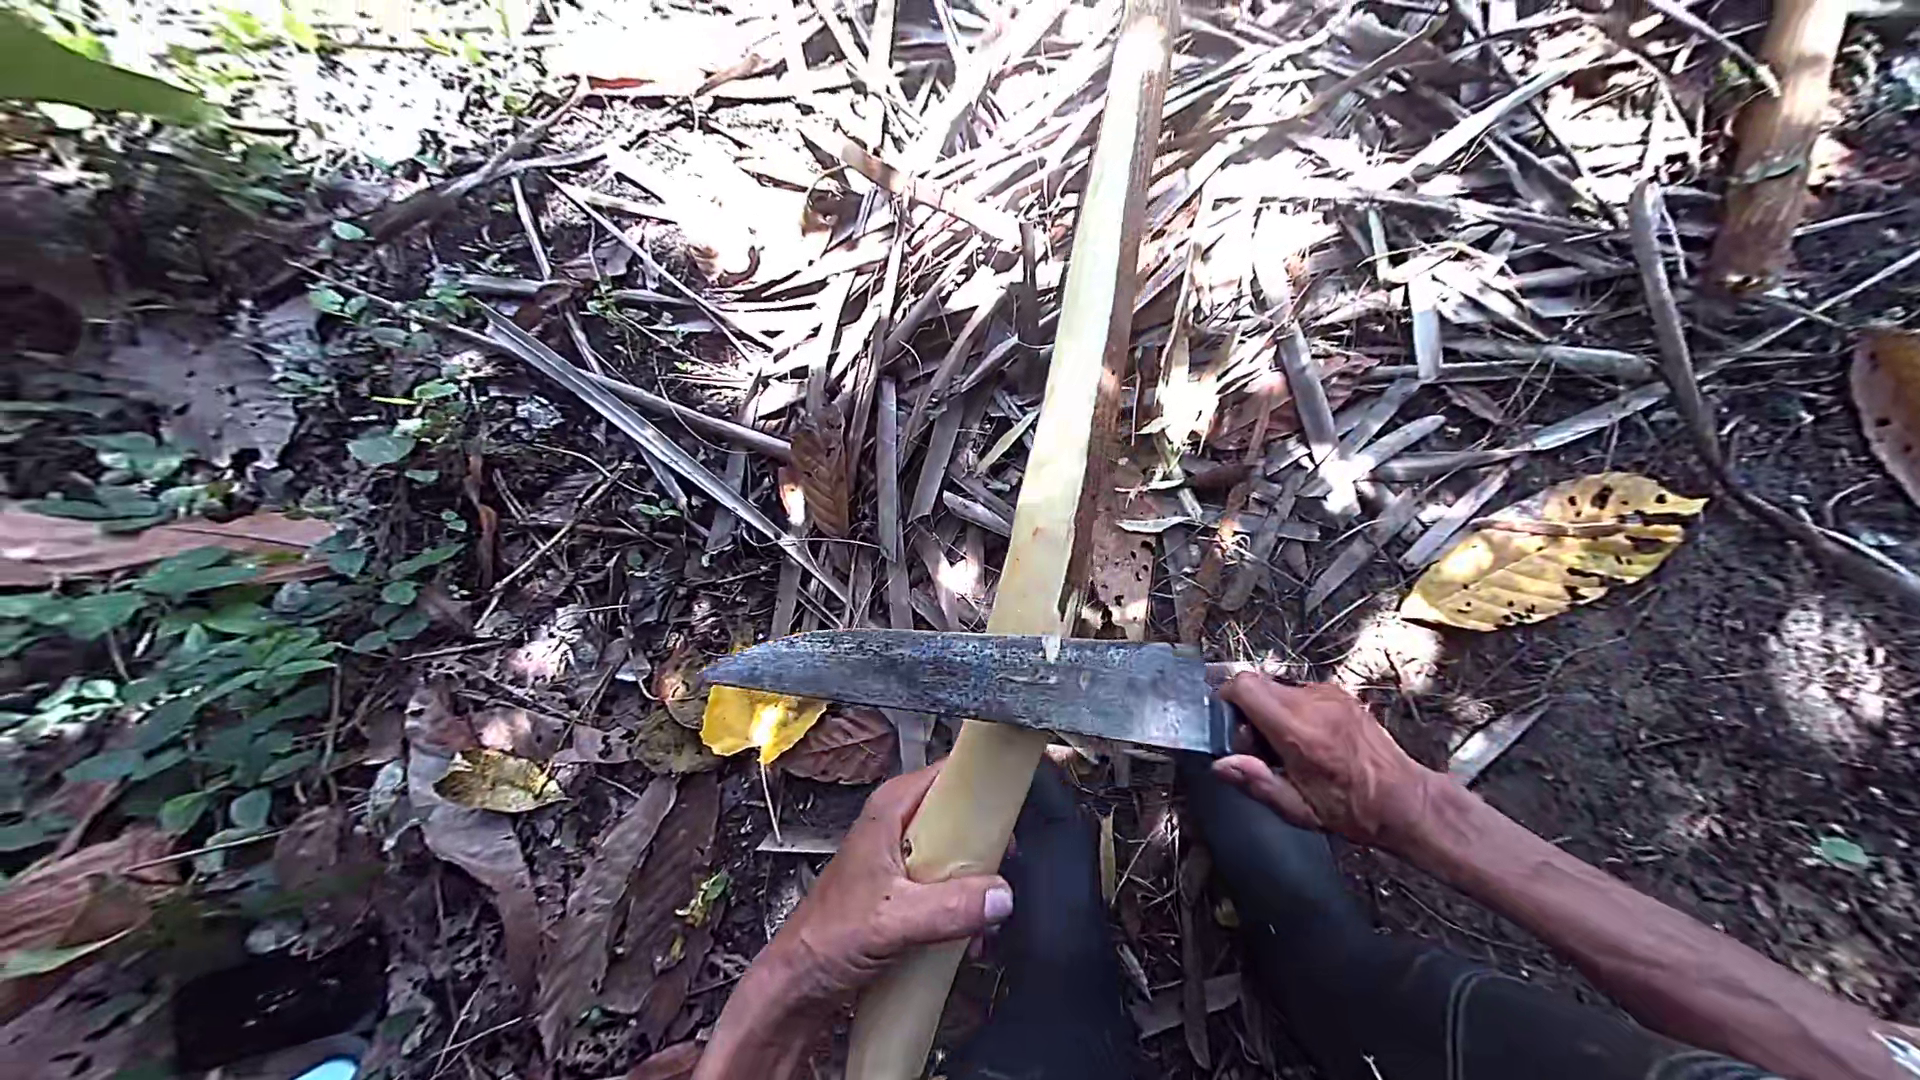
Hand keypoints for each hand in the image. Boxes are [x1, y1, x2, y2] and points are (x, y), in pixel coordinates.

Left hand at [756, 763, 1014, 1007]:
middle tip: (1002, 866)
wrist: (801, 980)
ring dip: (977, 880)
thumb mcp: (894, 918)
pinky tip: (968, 929)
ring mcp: (903, 851)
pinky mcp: (907, 881)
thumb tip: (999, 895)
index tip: (1011, 804)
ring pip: (958, 847)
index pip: (950, 773)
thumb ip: (950, 907)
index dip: (984, 784)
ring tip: (983, 910)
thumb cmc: (825, 937)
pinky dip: (964, 899)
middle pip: (961, 812)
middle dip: (987, 844)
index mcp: (892, 807)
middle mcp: (899, 821)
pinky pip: (949, 877)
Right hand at [1211, 674, 1442, 849]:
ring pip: (1275, 685)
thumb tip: (1221, 765)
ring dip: (1267, 708)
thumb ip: (1256, 782)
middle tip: (1257, 742)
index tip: (1230, 725)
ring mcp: (1329, 695)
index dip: (1226, 700)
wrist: (1407, 801)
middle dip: (1245, 707)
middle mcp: (1314, 705)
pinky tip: (1304, 736)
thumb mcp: (1299, 810)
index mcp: (1300, 733)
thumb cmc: (1356, 811)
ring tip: (1284, 743)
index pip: (1244, 687)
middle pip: (1255, 682)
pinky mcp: (1339, 693)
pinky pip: (1296, 690)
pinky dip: (1288, 707)